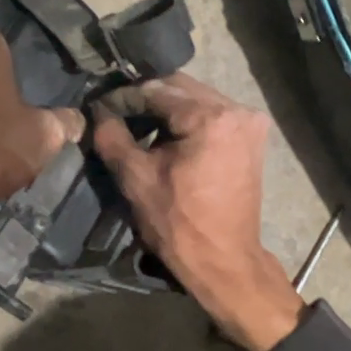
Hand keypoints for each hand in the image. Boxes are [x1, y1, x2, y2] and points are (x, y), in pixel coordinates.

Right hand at [92, 74, 305, 350]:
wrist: (224, 261)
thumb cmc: (179, 224)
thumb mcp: (137, 178)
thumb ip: (113, 137)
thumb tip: (98, 111)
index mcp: (212, 117)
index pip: (158, 90)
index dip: (125, 98)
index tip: (101, 107)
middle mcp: (238, 110)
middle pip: (181, 90)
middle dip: (148, 100)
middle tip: (117, 115)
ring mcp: (250, 123)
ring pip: (197, 101)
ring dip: (168, 110)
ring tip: (138, 127)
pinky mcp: (252, 138)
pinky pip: (213, 116)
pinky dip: (188, 122)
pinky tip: (166, 138)